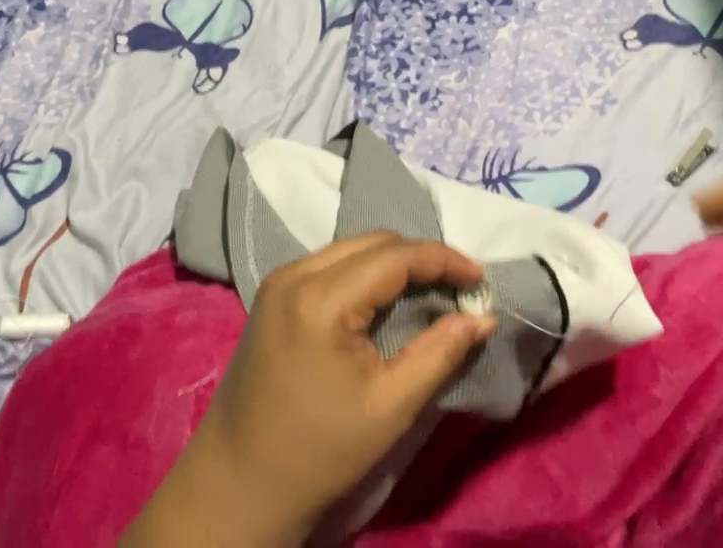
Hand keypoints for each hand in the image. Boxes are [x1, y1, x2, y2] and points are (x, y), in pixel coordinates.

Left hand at [124, 232, 494, 546]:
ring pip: (350, 248)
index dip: (443, 260)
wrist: (240, 481)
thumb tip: (482, 316)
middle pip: (372, 242)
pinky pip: (330, 263)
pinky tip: (388, 295)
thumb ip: (440, 352)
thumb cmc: (320, 450)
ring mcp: (278, 281)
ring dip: (393, 261)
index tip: (481, 279)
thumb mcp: (392, 406)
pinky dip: (366, 270)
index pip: (394, 257)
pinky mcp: (272, 294)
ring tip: (433, 288)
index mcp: (321, 299)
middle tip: (460, 286)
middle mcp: (295, 274)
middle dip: (421, 256)